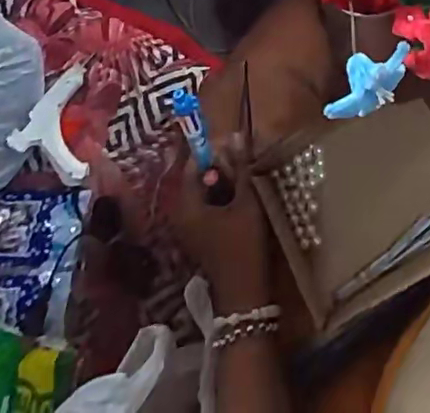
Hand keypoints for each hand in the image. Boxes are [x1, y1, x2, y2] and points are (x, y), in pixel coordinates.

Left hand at [169, 134, 271, 312]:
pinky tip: (243, 198)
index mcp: (186, 206)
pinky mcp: (202, 237)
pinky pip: (209, 207)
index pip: (193, 166)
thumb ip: (241, 168)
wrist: (244, 293)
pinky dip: (223, 198)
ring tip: (247, 177)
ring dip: (224, 182)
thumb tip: (238, 136)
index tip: (235, 145)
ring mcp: (190, 228)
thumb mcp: (246, 201)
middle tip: (245, 161)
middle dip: (221, 167)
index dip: (213, 151)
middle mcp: (182, 215)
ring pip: (205, 193)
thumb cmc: (243, 244)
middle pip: (199, 179)